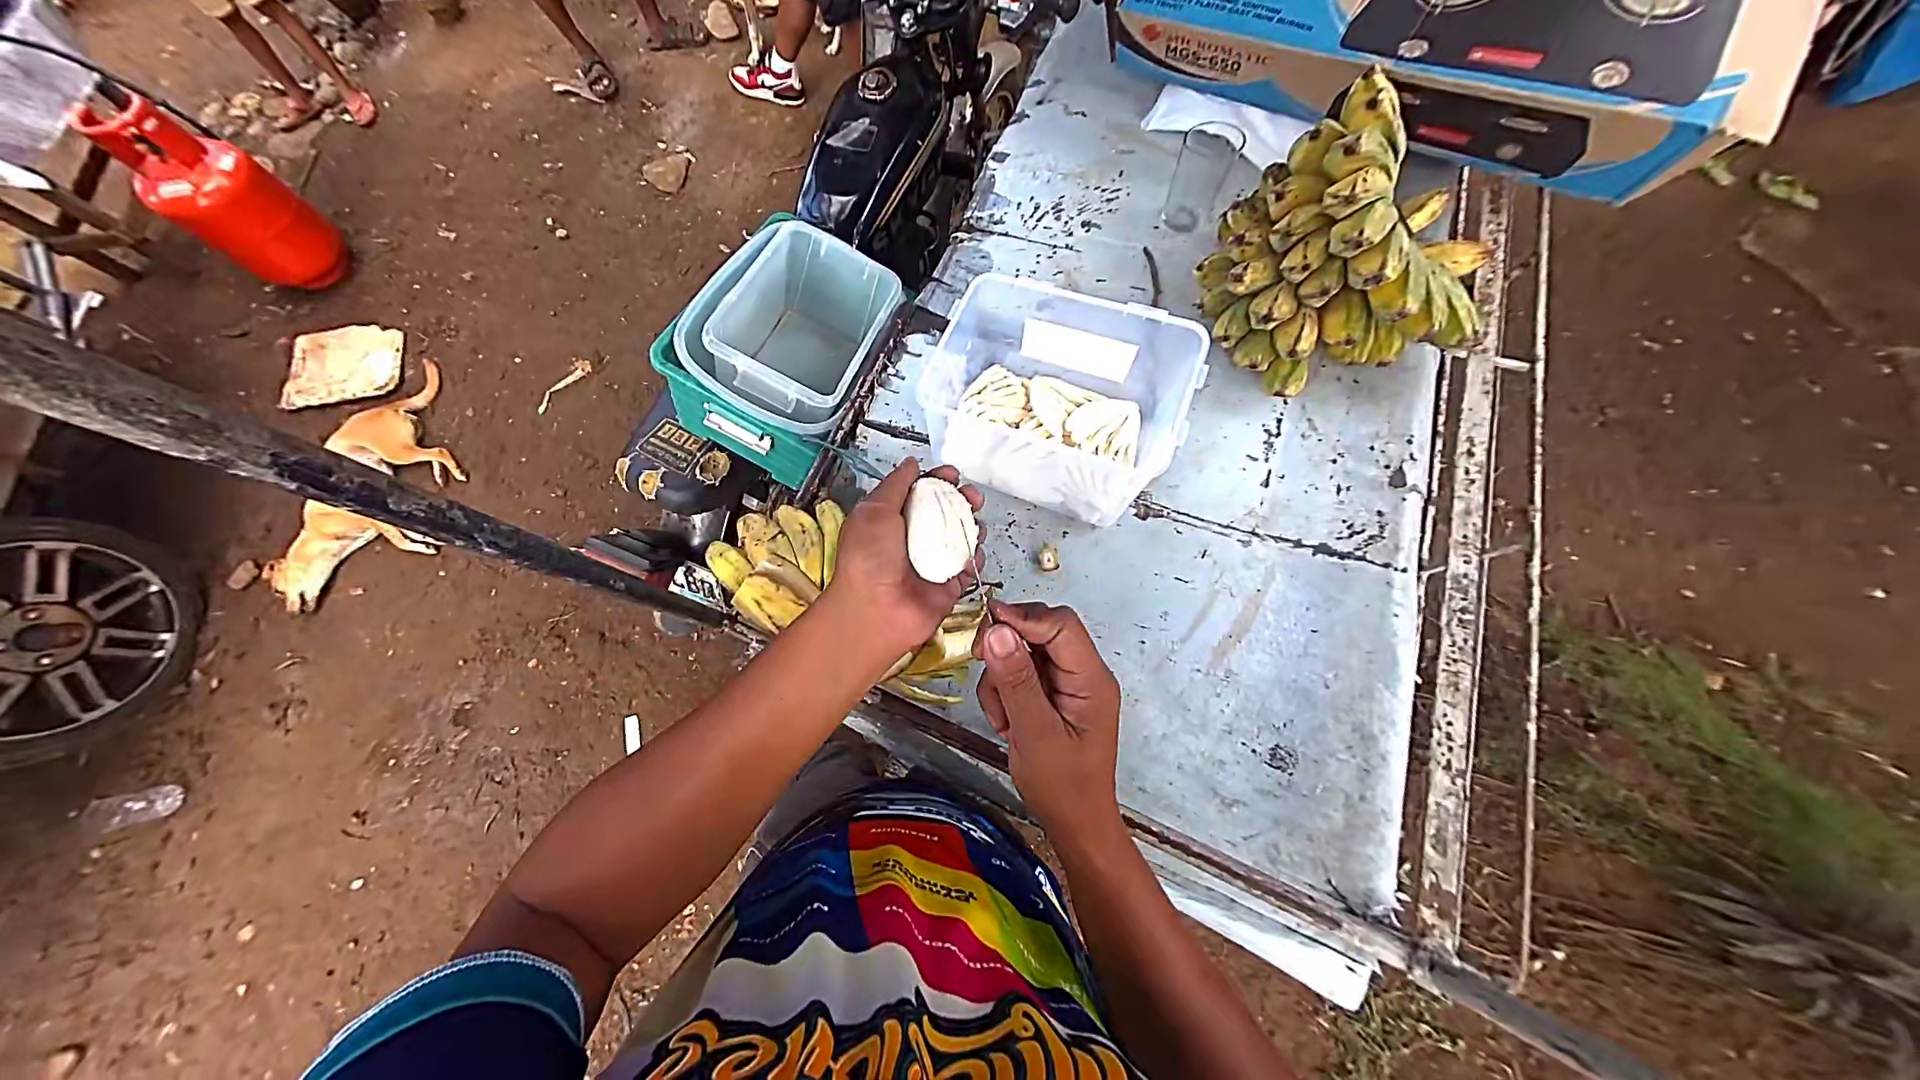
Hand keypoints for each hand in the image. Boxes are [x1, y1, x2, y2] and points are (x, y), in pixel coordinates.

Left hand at [821, 459, 984, 663]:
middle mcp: (915, 538)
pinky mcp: (950, 584)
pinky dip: (977, 557)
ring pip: (963, 536)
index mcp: (893, 519)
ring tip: (976, 524)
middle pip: (947, 511)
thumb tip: (911, 464)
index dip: (939, 480)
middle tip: (971, 497)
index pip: (922, 492)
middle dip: (963, 499)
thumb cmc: (868, 559)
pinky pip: (970, 565)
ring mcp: (934, 562)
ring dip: (973, 526)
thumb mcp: (874, 510)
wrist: (877, 610)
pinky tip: (976, 552)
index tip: (952, 474)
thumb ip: (896, 485)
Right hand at [972, 601, 1124, 844]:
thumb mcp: (1035, 734)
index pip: (1060, 625)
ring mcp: (1067, 685)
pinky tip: (1007, 723)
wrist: (1074, 824)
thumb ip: (1016, 681)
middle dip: (1008, 648)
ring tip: (1004, 718)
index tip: (986, 625)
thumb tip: (997, 632)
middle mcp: (1083, 675)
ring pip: (1025, 652)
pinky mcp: (1051, 696)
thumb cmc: (1063, 787)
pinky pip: (1021, 674)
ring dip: (1003, 678)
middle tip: (983, 665)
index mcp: (1091, 680)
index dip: (1023, 618)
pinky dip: (1005, 693)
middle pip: (1042, 632)